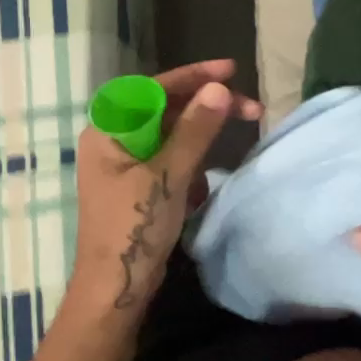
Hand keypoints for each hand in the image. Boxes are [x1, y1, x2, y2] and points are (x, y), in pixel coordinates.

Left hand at [72, 60, 261, 312]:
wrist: (117, 288)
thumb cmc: (134, 228)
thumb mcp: (169, 176)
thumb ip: (195, 130)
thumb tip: (219, 89)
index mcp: (109, 132)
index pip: (154, 89)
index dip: (193, 76)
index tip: (231, 72)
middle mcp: (115, 143)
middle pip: (167, 110)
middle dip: (207, 110)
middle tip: (251, 109)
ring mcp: (128, 166)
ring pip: (174, 138)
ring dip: (203, 142)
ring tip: (227, 154)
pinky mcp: (142, 187)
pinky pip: (174, 162)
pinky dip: (193, 169)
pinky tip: (201, 191)